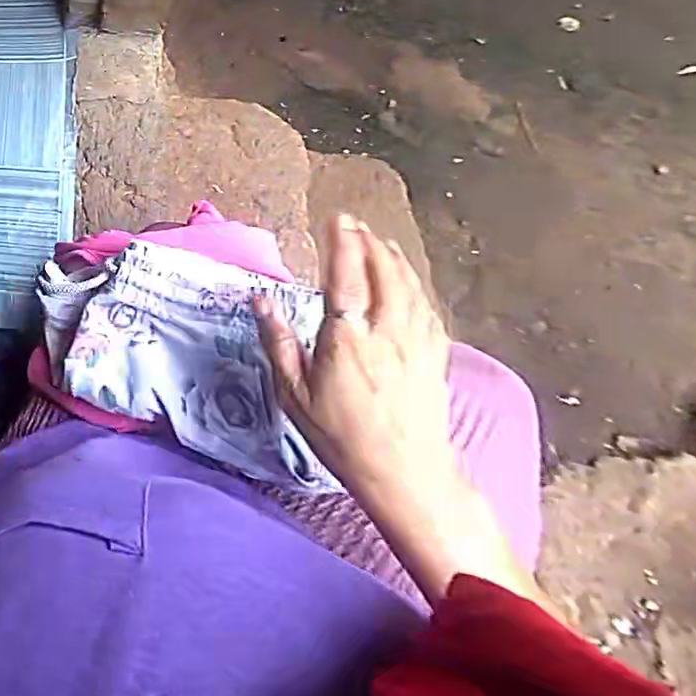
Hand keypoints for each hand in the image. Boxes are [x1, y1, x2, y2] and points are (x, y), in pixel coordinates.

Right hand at [254, 213, 455, 510]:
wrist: (406, 475)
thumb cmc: (339, 435)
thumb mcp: (293, 391)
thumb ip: (278, 341)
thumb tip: (260, 299)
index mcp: (347, 342)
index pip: (347, 280)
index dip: (343, 246)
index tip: (337, 220)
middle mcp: (387, 336)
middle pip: (384, 276)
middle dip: (369, 244)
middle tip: (354, 224)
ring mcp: (417, 346)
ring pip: (410, 289)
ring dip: (394, 260)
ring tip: (379, 241)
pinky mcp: (435, 359)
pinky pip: (427, 310)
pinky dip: (415, 286)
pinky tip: (408, 281)